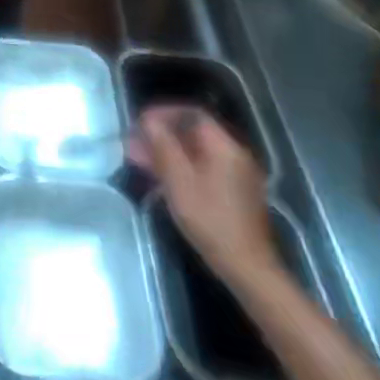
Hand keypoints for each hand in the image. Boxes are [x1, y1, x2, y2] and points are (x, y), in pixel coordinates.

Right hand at [138, 105, 280, 281]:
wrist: (246, 265)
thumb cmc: (210, 219)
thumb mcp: (179, 181)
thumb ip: (163, 147)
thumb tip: (149, 121)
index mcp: (224, 147)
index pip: (194, 115)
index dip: (165, 113)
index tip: (140, 121)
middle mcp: (233, 155)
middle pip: (194, 134)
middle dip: (162, 135)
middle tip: (134, 142)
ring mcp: (235, 175)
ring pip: (196, 154)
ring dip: (167, 153)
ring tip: (137, 159)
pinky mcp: (232, 194)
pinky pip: (202, 170)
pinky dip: (179, 169)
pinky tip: (158, 179)